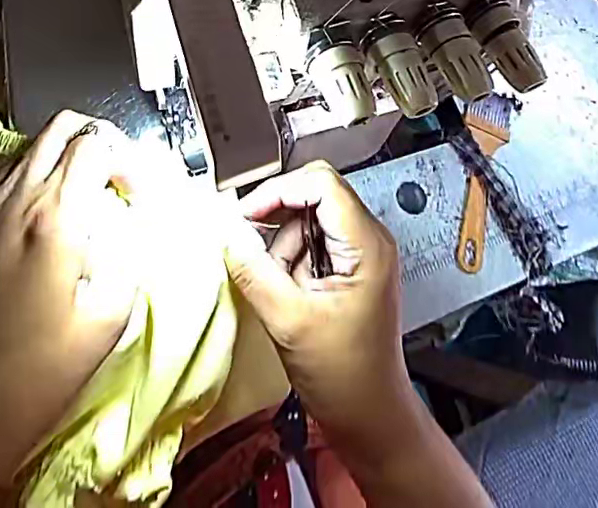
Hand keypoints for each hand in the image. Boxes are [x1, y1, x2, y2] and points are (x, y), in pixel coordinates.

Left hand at [0, 112, 140, 507]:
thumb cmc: (27, 379)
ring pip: (28, 148)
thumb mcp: (103, 324)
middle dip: (97, 140)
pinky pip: (2, 178)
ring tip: (82, 200)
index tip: (136, 197)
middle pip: (60, 128)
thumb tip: (134, 237)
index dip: (128, 159)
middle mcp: (13, 198)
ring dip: (62, 158)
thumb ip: (129, 264)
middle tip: (113, 179)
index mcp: (54, 215)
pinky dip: (32, 179)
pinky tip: (43, 222)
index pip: (97, 143)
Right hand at [222, 164, 489, 506]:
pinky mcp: (349, 264)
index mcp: (366, 243)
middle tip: (251, 245)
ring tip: (282, 288)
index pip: (321, 183)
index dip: (279, 190)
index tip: (246, 214)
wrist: (369, 415)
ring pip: (309, 216)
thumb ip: (255, 272)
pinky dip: (291, 258)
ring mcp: (360, 249)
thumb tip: (228, 235)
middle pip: (315, 193)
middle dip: (278, 217)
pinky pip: (311, 240)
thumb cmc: (345, 377)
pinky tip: (290, 290)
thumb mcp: (290, 322)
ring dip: (283, 244)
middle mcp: (368, 237)